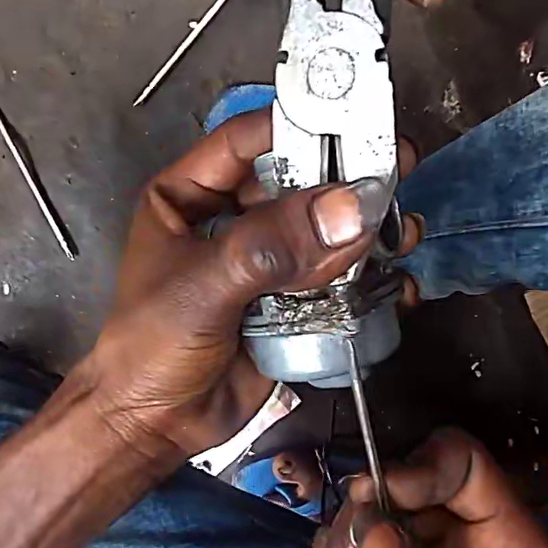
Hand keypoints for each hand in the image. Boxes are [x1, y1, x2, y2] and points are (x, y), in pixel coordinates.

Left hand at [85, 110, 415, 460]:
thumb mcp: (201, 288)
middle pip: (300, 182)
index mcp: (192, 196)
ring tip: (398, 237)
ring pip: (327, 231)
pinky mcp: (294, 302)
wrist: (156, 425)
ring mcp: (269, 262)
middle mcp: (235, 220)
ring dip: (365, 233)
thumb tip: (348, 208)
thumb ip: (269, 247)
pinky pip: (339, 279)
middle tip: (394, 178)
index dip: (298, 125)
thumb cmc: (150, 348)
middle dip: (345, 184)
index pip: (248, 140)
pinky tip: (392, 286)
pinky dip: (369, 281)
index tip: (355, 122)